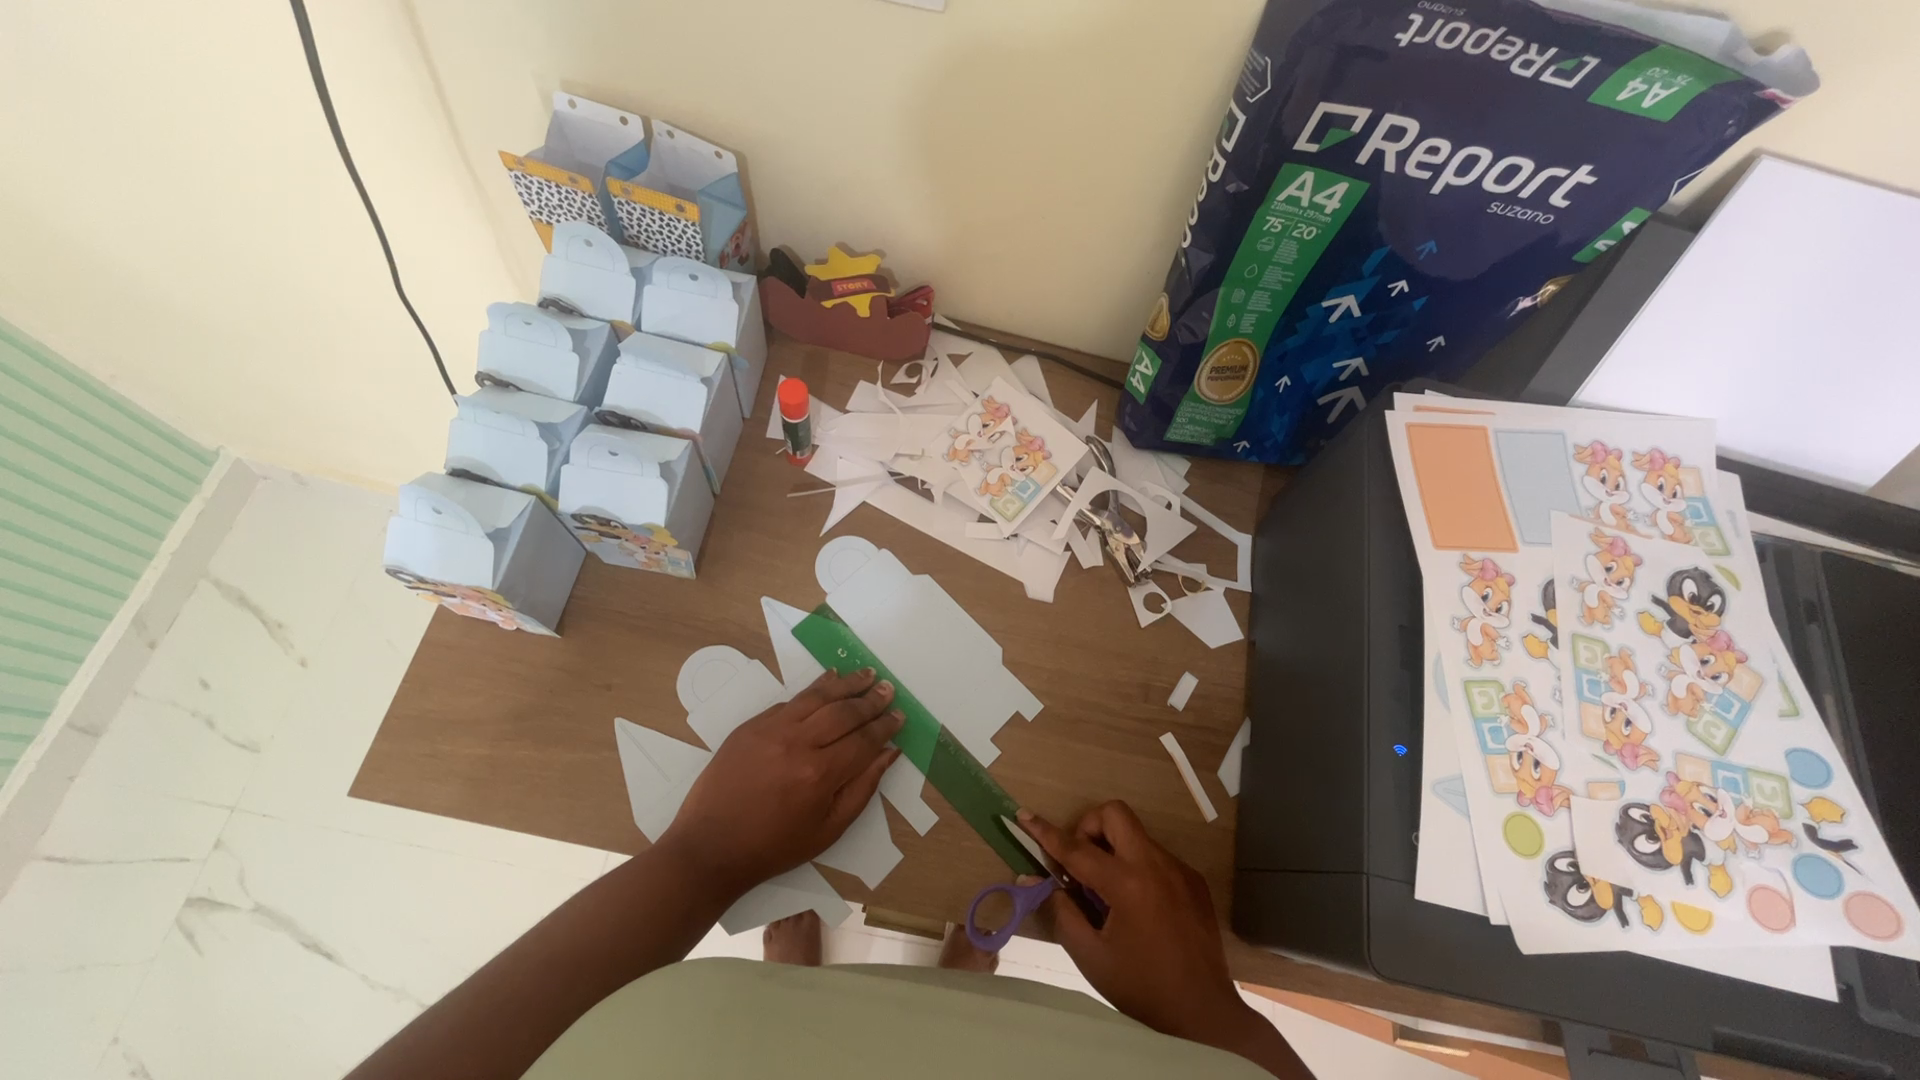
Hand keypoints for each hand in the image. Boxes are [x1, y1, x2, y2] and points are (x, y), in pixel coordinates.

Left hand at [660, 668, 902, 895]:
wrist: (710, 847)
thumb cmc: (774, 847)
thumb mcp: (828, 830)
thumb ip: (862, 788)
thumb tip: (888, 753)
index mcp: (820, 775)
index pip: (863, 740)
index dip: (885, 726)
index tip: (899, 715)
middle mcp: (798, 744)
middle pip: (843, 712)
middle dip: (870, 700)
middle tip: (887, 689)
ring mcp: (771, 730)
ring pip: (817, 697)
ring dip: (845, 684)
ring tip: (866, 674)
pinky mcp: (751, 726)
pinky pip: (790, 701)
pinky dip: (813, 689)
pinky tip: (828, 681)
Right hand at [1020, 802, 1314, 1079]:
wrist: (1204, 1011)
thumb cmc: (1142, 987)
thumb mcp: (1091, 956)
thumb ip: (1060, 912)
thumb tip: (1033, 879)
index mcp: (1127, 884)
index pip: (1076, 848)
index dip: (1046, 832)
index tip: (1024, 816)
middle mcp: (1155, 864)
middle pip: (1114, 814)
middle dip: (1089, 828)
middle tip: (1080, 864)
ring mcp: (1178, 869)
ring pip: (1136, 834)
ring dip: (1113, 849)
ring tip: (1108, 894)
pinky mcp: (1193, 880)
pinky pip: (1156, 856)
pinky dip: (1136, 867)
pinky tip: (1137, 907)